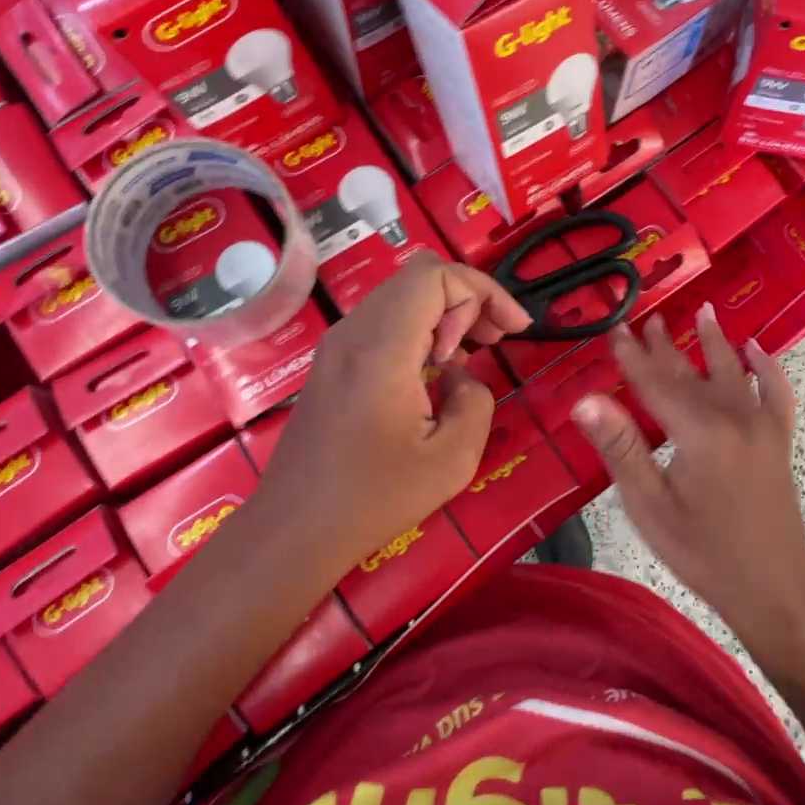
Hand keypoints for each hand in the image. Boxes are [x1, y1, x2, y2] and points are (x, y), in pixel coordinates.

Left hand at [258, 255, 531, 567]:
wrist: (295, 529)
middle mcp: (353, 333)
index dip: (482, 292)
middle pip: (418, 278)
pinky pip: (383, 323)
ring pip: (400, 297)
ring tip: (474, 355)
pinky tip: (437, 372)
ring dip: (445, 314)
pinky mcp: (331, 365)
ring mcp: (336, 347)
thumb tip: (462, 378)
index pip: (434, 275)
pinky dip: (419, 331)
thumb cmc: (374, 499)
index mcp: (381, 348)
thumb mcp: (452, 459)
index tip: (508, 334)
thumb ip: (476, 402)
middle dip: (469, 299)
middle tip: (498, 341)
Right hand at [572, 306, 804, 637]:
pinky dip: (768, 368)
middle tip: (647, 319)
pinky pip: (777, 393)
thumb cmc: (703, 552)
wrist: (773, 586)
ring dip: (715, 343)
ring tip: (704, 312)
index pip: (656, 382)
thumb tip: (586, 400)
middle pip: (692, 373)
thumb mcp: (650, 506)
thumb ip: (621, 448)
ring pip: (734, 372)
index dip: (632, 356)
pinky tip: (758, 351)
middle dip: (666, 346)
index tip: (614, 329)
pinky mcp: (779, 441)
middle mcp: (734, 417)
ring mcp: (763, 426)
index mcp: (699, 432)